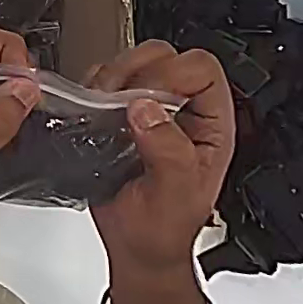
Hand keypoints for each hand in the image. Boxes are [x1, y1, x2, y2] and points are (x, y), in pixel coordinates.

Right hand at [87, 41, 235, 274]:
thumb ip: (169, 153)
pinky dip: (93, 88)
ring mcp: (150, 109)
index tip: (146, 99)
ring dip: (112, 78)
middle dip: (136, 71)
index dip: (173, 75)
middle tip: (118, 100)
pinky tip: (93, 113)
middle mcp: (182, 111)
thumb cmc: (162, 230)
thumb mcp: (175, 196)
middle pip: (166, 56)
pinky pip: (105, 79)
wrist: (135, 247)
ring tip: (102, 107)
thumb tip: (146, 110)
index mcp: (209, 124)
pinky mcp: (119, 112)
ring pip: (134, 62)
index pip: (201, 70)